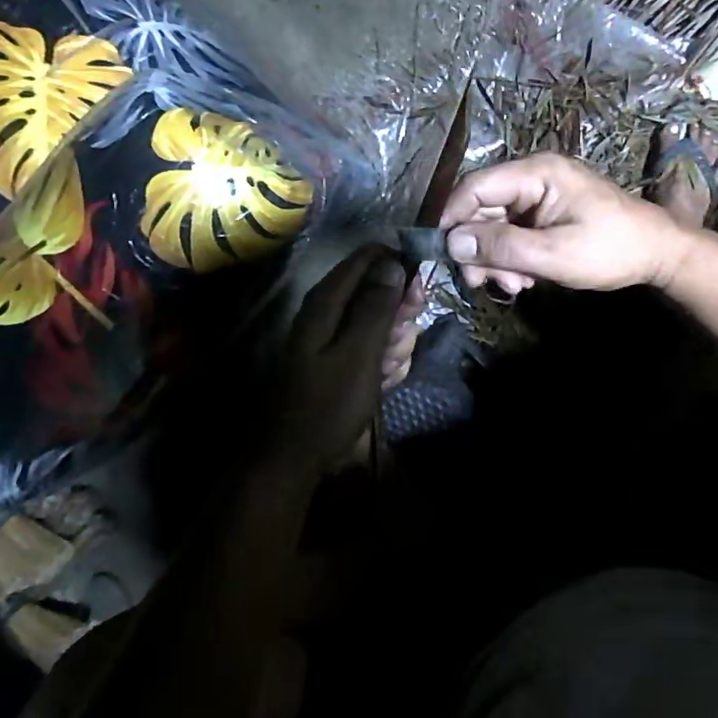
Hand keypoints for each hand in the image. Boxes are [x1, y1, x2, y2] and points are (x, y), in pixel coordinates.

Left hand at [270, 246, 410, 472]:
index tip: (419, 288)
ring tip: (388, 370)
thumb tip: (394, 263)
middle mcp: (329, 311)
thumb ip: (377, 306)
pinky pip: (377, 346)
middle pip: (379, 289)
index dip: (398, 265)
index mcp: (327, 301)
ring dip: (394, 342)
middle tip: (402, 339)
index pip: (368, 258)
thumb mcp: (359, 353)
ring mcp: (336, 336)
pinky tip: (384, 381)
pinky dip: (385, 361)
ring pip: (383, 320)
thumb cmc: (329, 404)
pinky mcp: (344, 359)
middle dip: (399, 313)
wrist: (297, 458)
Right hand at [438, 152, 691, 292]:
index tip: (446, 255)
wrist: (659, 254)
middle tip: (484, 284)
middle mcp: (534, 176)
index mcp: (536, 173)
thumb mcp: (553, 254)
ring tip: (515, 286)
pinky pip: (515, 230)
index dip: (453, 218)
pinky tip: (526, 279)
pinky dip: (514, 256)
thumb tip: (451, 243)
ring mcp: (542, 194)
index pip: (475, 186)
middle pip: (483, 207)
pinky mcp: (548, 212)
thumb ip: (501, 247)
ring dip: (498, 257)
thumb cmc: (610, 250)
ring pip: (496, 223)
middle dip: (480, 247)